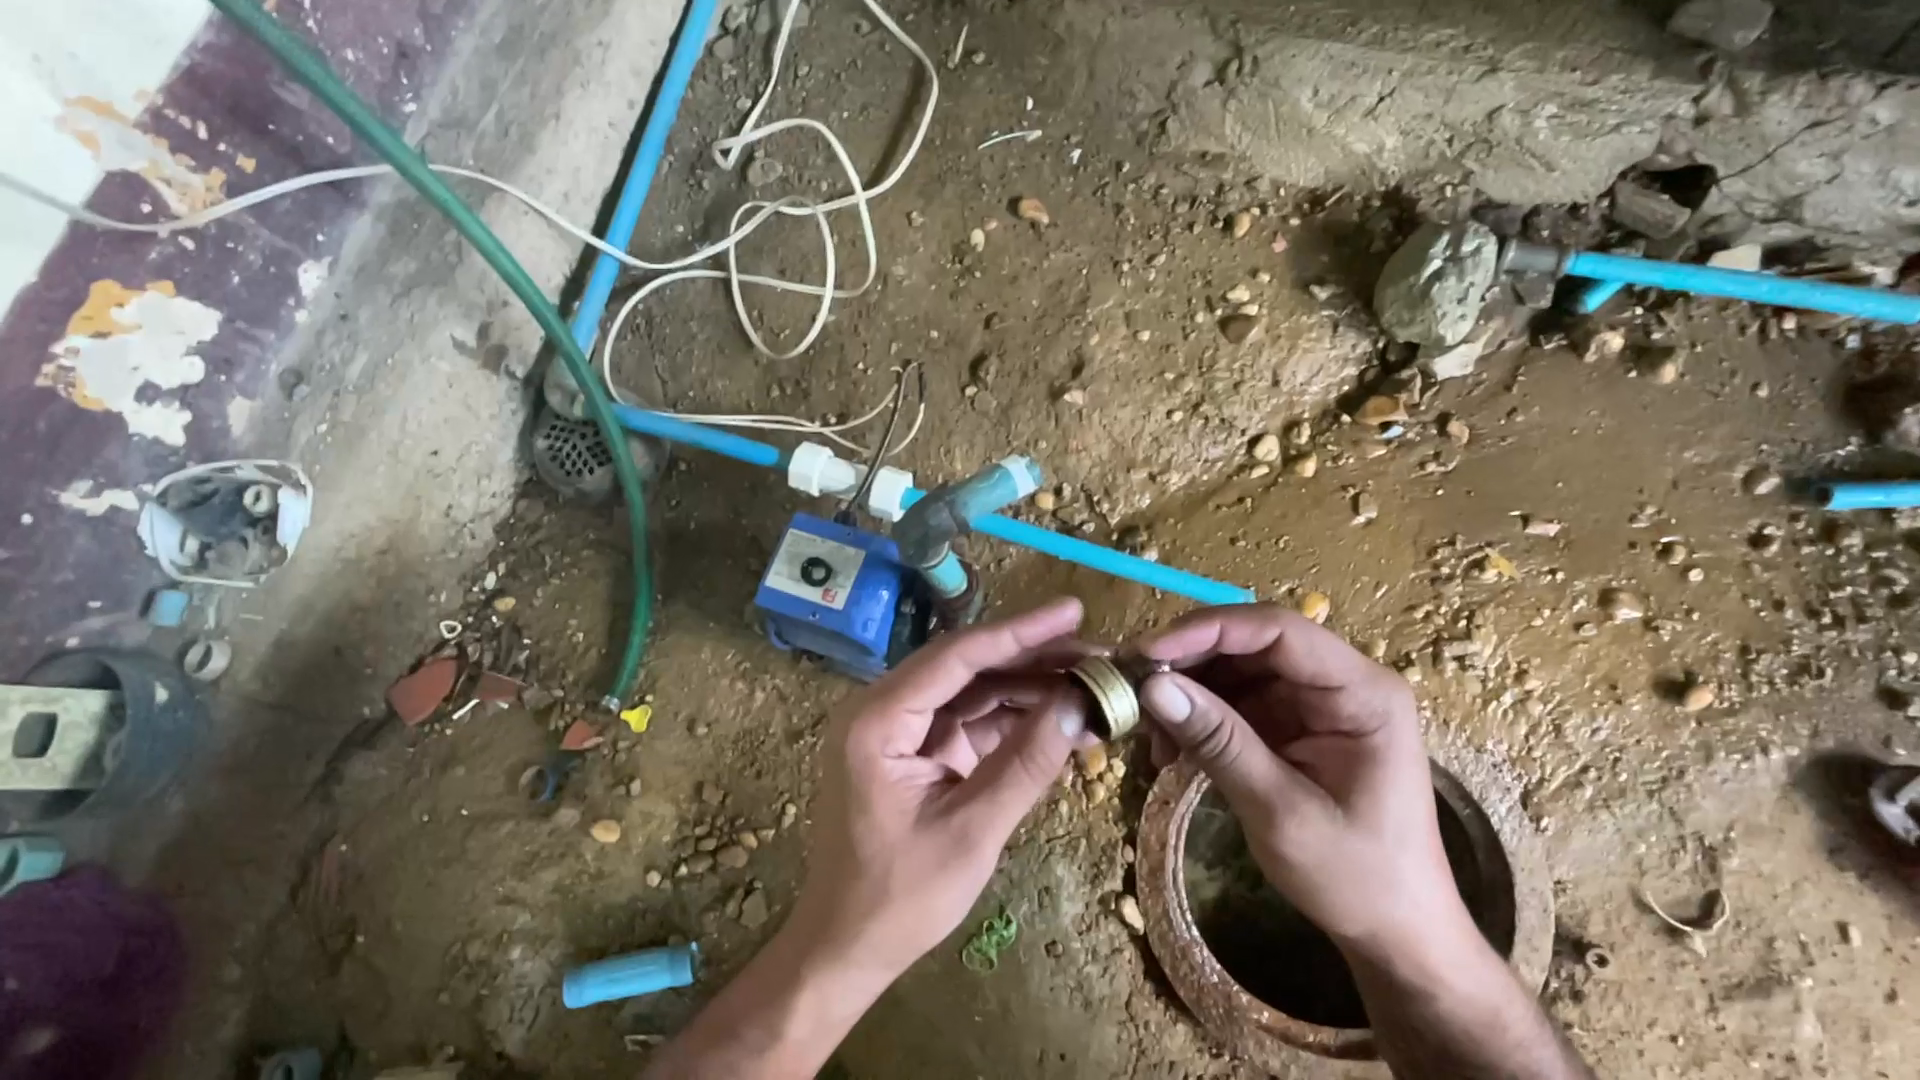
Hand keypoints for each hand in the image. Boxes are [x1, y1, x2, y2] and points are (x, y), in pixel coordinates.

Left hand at [781, 598, 1088, 988]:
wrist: (847, 946)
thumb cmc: (900, 898)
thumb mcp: (971, 832)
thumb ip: (1026, 764)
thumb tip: (1081, 706)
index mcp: (879, 721)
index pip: (957, 657)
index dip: (1020, 632)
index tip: (1074, 611)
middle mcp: (884, 711)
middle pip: (968, 667)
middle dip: (1034, 659)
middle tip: (1099, 653)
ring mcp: (902, 731)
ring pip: (975, 692)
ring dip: (1031, 690)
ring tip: (1094, 688)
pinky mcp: (918, 752)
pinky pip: (972, 723)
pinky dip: (1015, 723)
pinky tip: (1063, 724)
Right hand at [1134, 604, 1465, 956]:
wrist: (1392, 930)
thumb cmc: (1354, 875)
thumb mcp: (1280, 810)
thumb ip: (1218, 742)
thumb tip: (1151, 687)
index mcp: (1362, 691)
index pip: (1276, 630)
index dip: (1206, 631)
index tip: (1146, 654)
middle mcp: (1340, 682)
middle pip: (1250, 644)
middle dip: (1187, 662)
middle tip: (1129, 688)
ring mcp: (1315, 702)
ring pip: (1235, 669)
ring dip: (1186, 692)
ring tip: (1146, 731)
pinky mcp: (1293, 724)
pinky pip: (1235, 701)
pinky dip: (1197, 718)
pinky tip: (1169, 749)